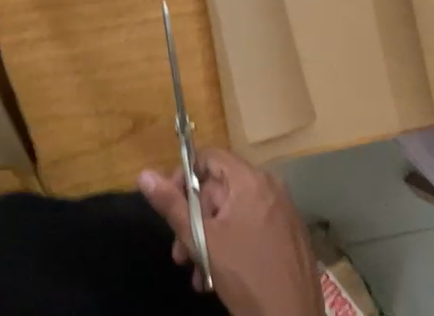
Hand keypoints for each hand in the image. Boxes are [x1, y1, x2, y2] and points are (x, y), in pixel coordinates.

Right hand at [139, 149, 320, 315]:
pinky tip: (218, 276)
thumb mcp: (202, 241)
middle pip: (220, 188)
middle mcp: (270, 186)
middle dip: (194, 220)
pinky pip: (252, 225)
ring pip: (234, 212)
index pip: (210, 157)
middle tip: (179, 254)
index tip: (170, 207)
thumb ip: (172, 206)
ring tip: (197, 273)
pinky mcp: (289, 233)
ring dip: (209, 238)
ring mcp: (283, 210)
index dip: (185, 178)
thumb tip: (144, 174)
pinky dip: (232, 243)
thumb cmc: (245, 276)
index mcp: (250, 180)